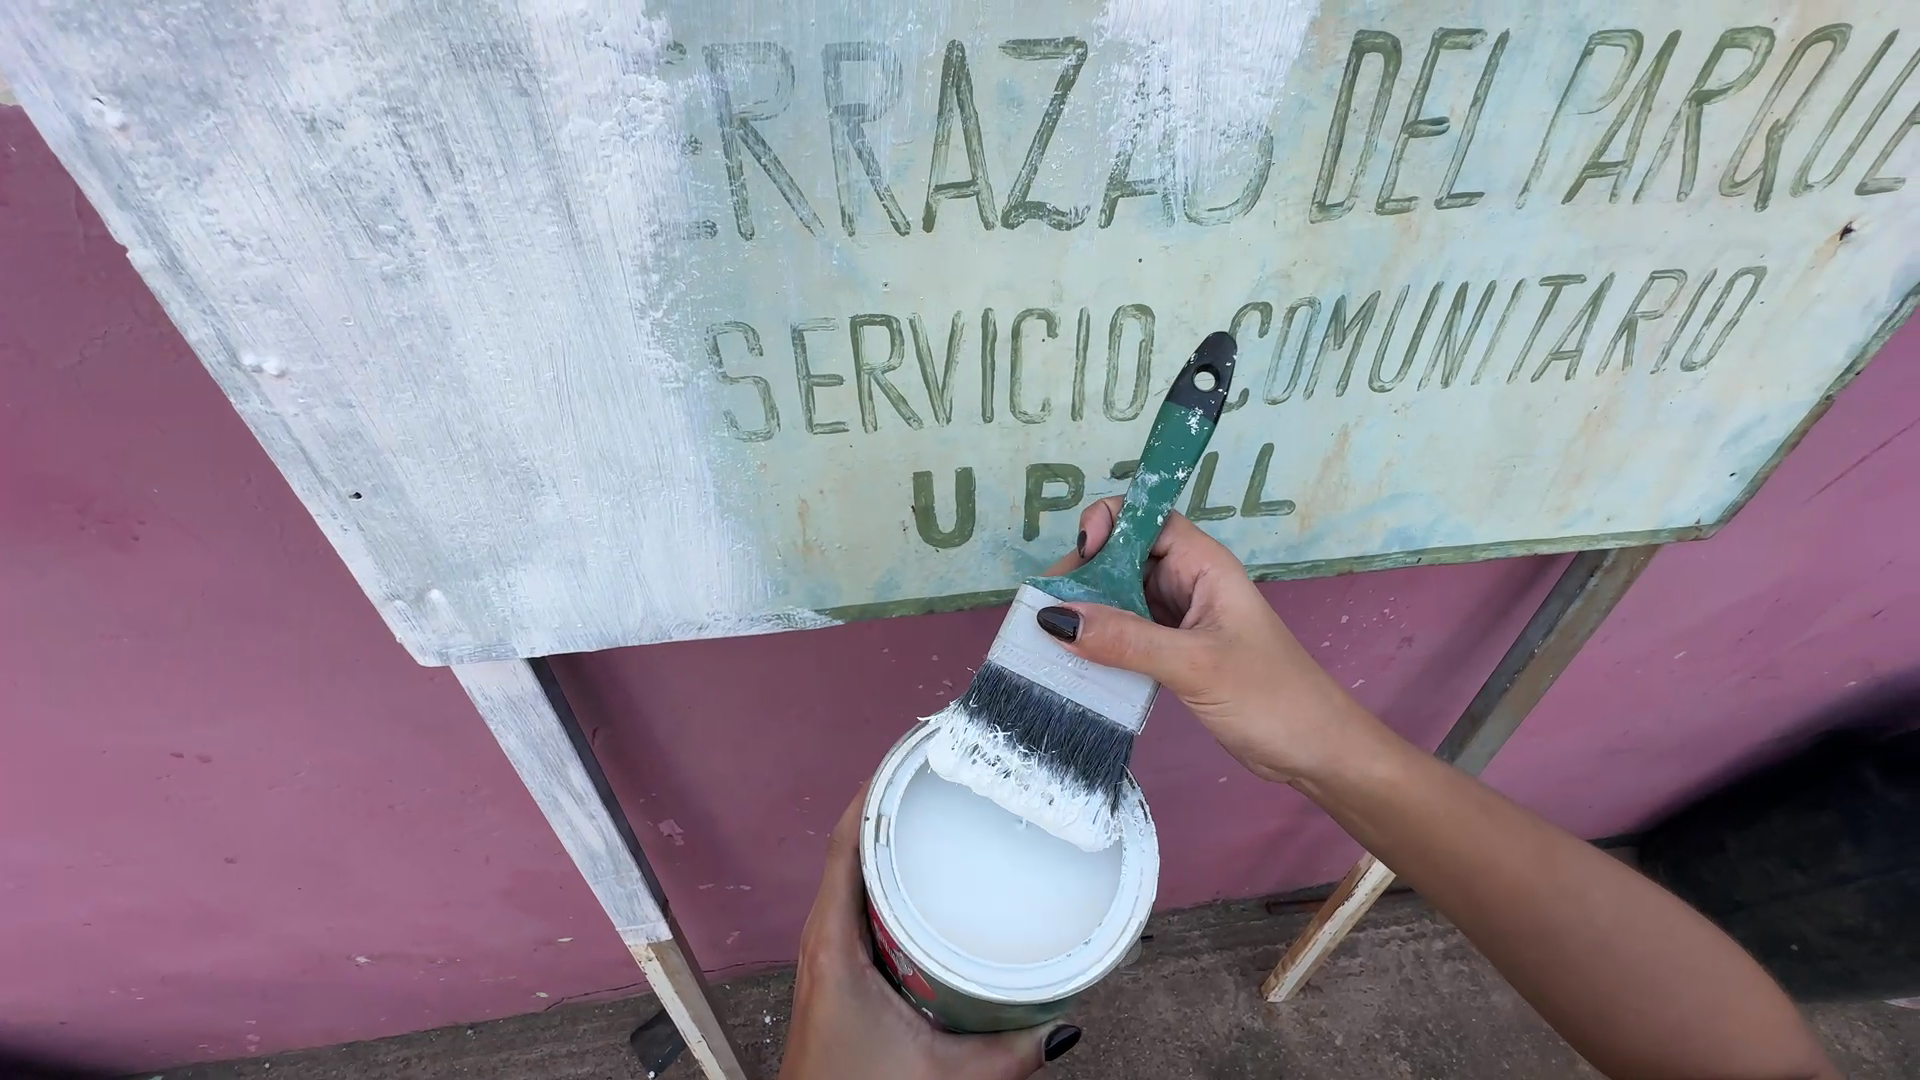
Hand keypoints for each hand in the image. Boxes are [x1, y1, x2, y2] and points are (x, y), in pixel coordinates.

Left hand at [778, 787, 1079, 1079]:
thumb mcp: (938, 1076)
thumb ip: (1005, 1056)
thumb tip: (1062, 1026)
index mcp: (833, 939)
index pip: (845, 842)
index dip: (873, 792)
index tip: (911, 759)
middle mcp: (821, 931)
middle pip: (851, 846)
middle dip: (892, 807)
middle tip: (941, 781)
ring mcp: (826, 947)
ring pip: (853, 871)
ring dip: (887, 840)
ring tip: (936, 815)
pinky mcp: (836, 965)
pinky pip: (857, 899)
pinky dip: (885, 875)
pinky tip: (923, 881)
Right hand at [1039, 497, 1389, 784]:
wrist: (1315, 753)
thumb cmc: (1270, 697)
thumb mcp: (1194, 664)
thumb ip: (1125, 639)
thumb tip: (1054, 617)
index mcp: (1202, 564)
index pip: (1147, 517)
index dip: (1109, 523)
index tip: (1081, 557)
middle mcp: (1186, 582)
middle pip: (1122, 557)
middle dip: (1083, 574)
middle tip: (1047, 610)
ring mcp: (1176, 618)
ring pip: (1118, 597)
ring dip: (1085, 611)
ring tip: (1048, 637)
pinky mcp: (1170, 652)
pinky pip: (1123, 633)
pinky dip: (1098, 641)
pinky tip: (1072, 659)